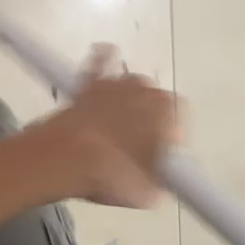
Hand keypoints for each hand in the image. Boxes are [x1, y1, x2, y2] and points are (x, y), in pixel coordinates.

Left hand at [21, 46, 180, 207]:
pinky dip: (104, 59)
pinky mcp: (86, 82)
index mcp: (168, 111)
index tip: (159, 156)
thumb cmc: (112, 173)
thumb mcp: (144, 190)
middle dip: (148, 119)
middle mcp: (146, 90)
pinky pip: (100, 62)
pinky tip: (105, 53)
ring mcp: (115, 82)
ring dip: (128, 99)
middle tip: (134, 145)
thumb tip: (154, 185)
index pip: (179, 120)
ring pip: (130, 86)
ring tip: (117, 122)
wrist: (65, 157)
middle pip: (154, 101)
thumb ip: (155, 182)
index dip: (170, 138)